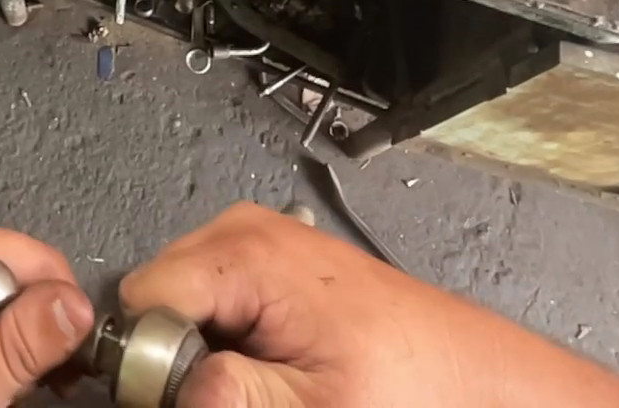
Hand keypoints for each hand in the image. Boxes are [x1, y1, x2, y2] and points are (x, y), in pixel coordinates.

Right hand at [122, 203, 618, 407]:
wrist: (475, 377)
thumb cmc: (411, 388)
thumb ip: (229, 396)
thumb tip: (153, 387)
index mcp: (244, 252)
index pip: (143, 299)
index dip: (154, 361)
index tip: (195, 398)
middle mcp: (239, 227)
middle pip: (157, 293)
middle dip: (178, 352)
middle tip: (239, 393)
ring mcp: (253, 235)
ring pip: (180, 294)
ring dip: (201, 345)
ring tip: (263, 379)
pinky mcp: (267, 254)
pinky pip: (211, 291)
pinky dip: (224, 331)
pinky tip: (268, 360)